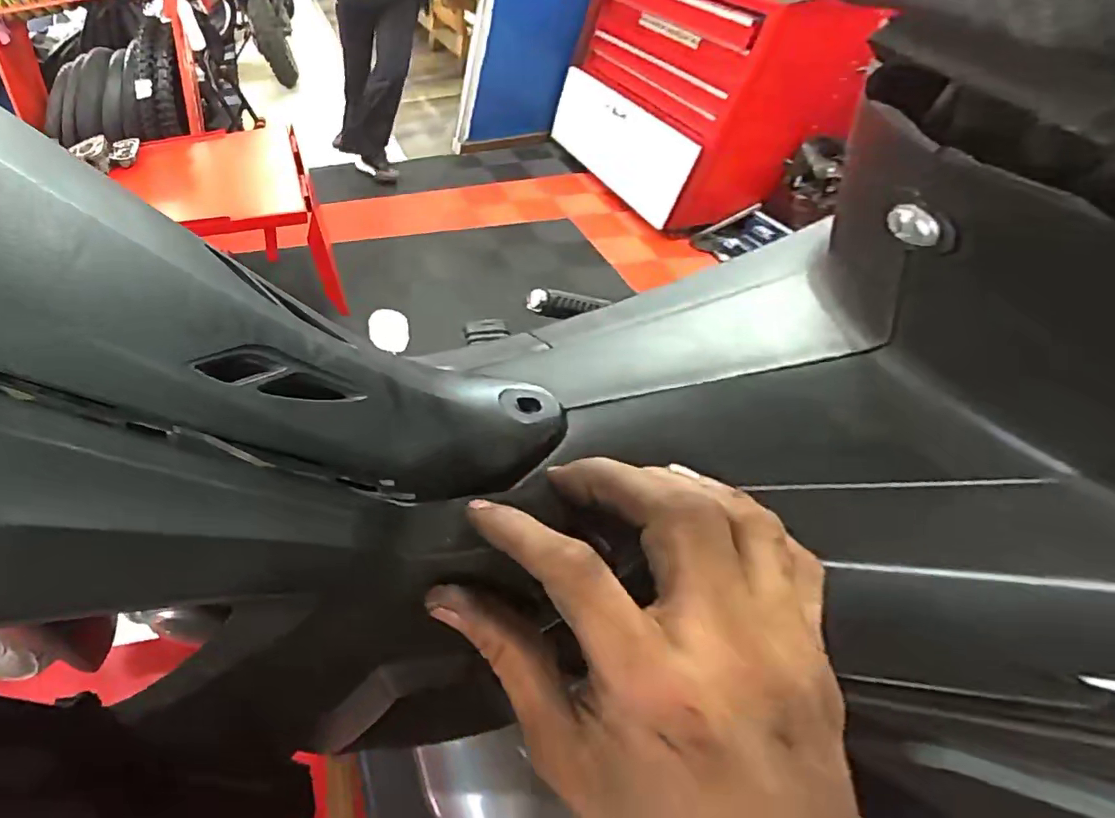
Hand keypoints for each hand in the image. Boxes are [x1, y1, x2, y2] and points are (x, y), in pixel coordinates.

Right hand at [426, 458, 854, 817]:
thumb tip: (445, 596)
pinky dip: (738, 514)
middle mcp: (728, 647)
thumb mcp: (562, 747)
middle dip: (612, 478)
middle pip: (678, 517)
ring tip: (625, 483)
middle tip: (568, 479)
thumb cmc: (650, 814)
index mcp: (651, 679)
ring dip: (675, 484)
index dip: (519, 528)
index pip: (576, 569)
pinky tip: (694, 515)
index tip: (484, 511)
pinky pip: (789, 552)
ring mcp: (785, 645)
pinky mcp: (816, 651)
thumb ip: (507, 656)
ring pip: (742, 519)